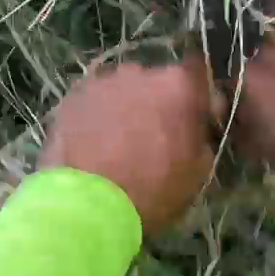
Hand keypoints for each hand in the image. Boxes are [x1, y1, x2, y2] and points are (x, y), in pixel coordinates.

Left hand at [39, 59, 217, 232]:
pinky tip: (94, 141)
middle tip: (153, 133)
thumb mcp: (199, 169)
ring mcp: (102, 81)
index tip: (194, 117)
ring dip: (126, 106)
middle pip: (156, 80)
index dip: (196, 95)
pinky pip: (95, 100)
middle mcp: (140, 71)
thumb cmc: (154, 189)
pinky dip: (98, 114)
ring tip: (118, 140)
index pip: (197, 72)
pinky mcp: (73, 96)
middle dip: (157, 101)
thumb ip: (202, 133)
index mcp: (178, 84)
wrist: (89, 204)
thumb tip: (197, 122)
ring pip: (123, 89)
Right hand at [232, 30, 274, 169]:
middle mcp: (268, 53)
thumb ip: (238, 131)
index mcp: (245, 75)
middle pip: (254, 66)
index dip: (232, 101)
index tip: (240, 115)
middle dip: (258, 81)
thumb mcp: (256, 146)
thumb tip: (235, 124)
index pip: (227, 85)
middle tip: (266, 104)